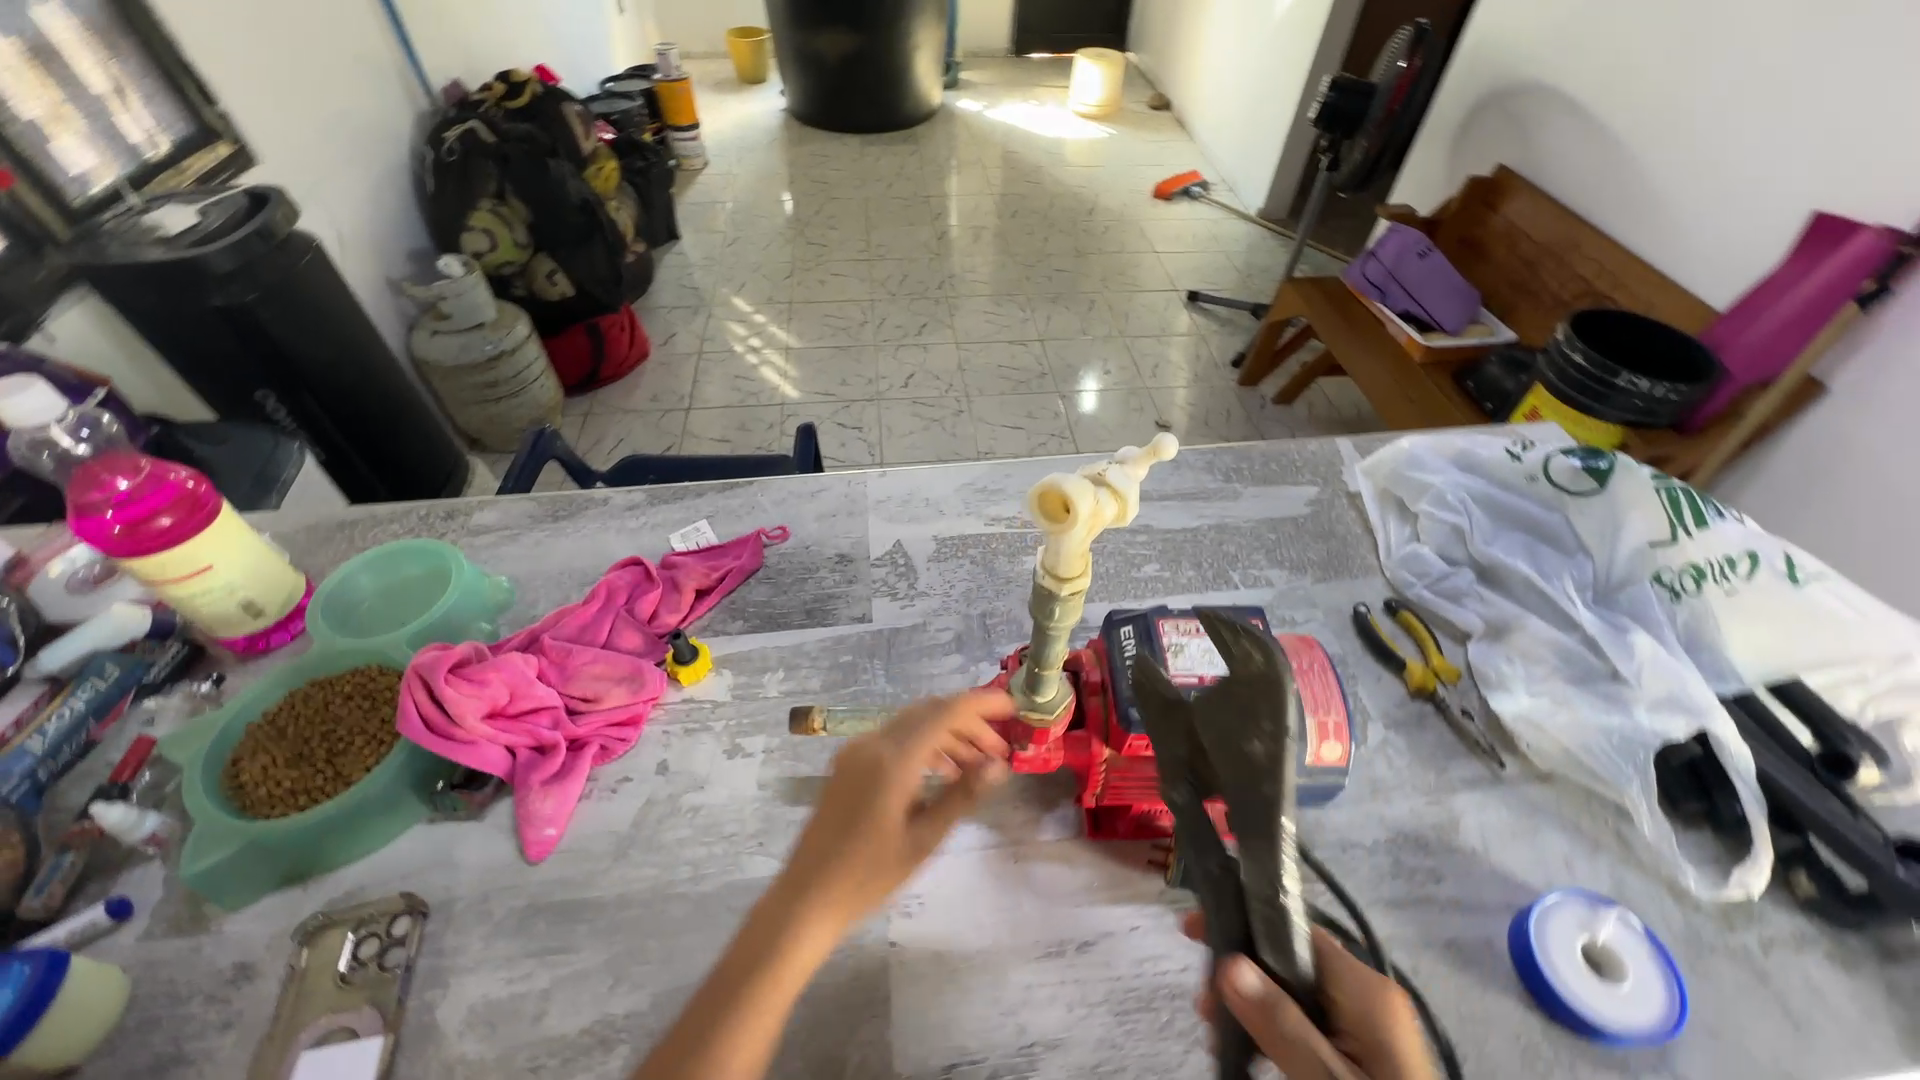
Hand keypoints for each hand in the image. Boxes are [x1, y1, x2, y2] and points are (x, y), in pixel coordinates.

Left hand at [775, 690, 1013, 930]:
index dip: (982, 704)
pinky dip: (923, 745)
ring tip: (978, 765)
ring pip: (912, 724)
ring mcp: (856, 751)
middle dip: (968, 723)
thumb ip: (962, 795)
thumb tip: (999, 765)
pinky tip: (943, 772)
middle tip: (999, 750)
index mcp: (892, 759)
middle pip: (929, 712)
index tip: (1013, 709)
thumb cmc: (869, 875)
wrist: (807, 896)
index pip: (946, 712)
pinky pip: (894, 739)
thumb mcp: (924, 838)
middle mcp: (872, 743)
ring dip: (947, 734)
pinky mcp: (848, 764)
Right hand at [1184, 912, 1435, 1079]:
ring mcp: (1370, 1024)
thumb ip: (1280, 1024)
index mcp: (1365, 989)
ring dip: (1254, 1006)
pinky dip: (1279, 1028)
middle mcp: (1370, 995)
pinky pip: (1313, 1021)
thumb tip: (1227, 961)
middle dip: (1240, 975)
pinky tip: (1254, 1051)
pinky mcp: (1367, 1050)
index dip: (1241, 925)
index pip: (1294, 930)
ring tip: (1221, 1038)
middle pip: (1291, 961)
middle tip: (1204, 1010)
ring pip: (1298, 993)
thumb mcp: (1323, 1079)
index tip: (1192, 932)